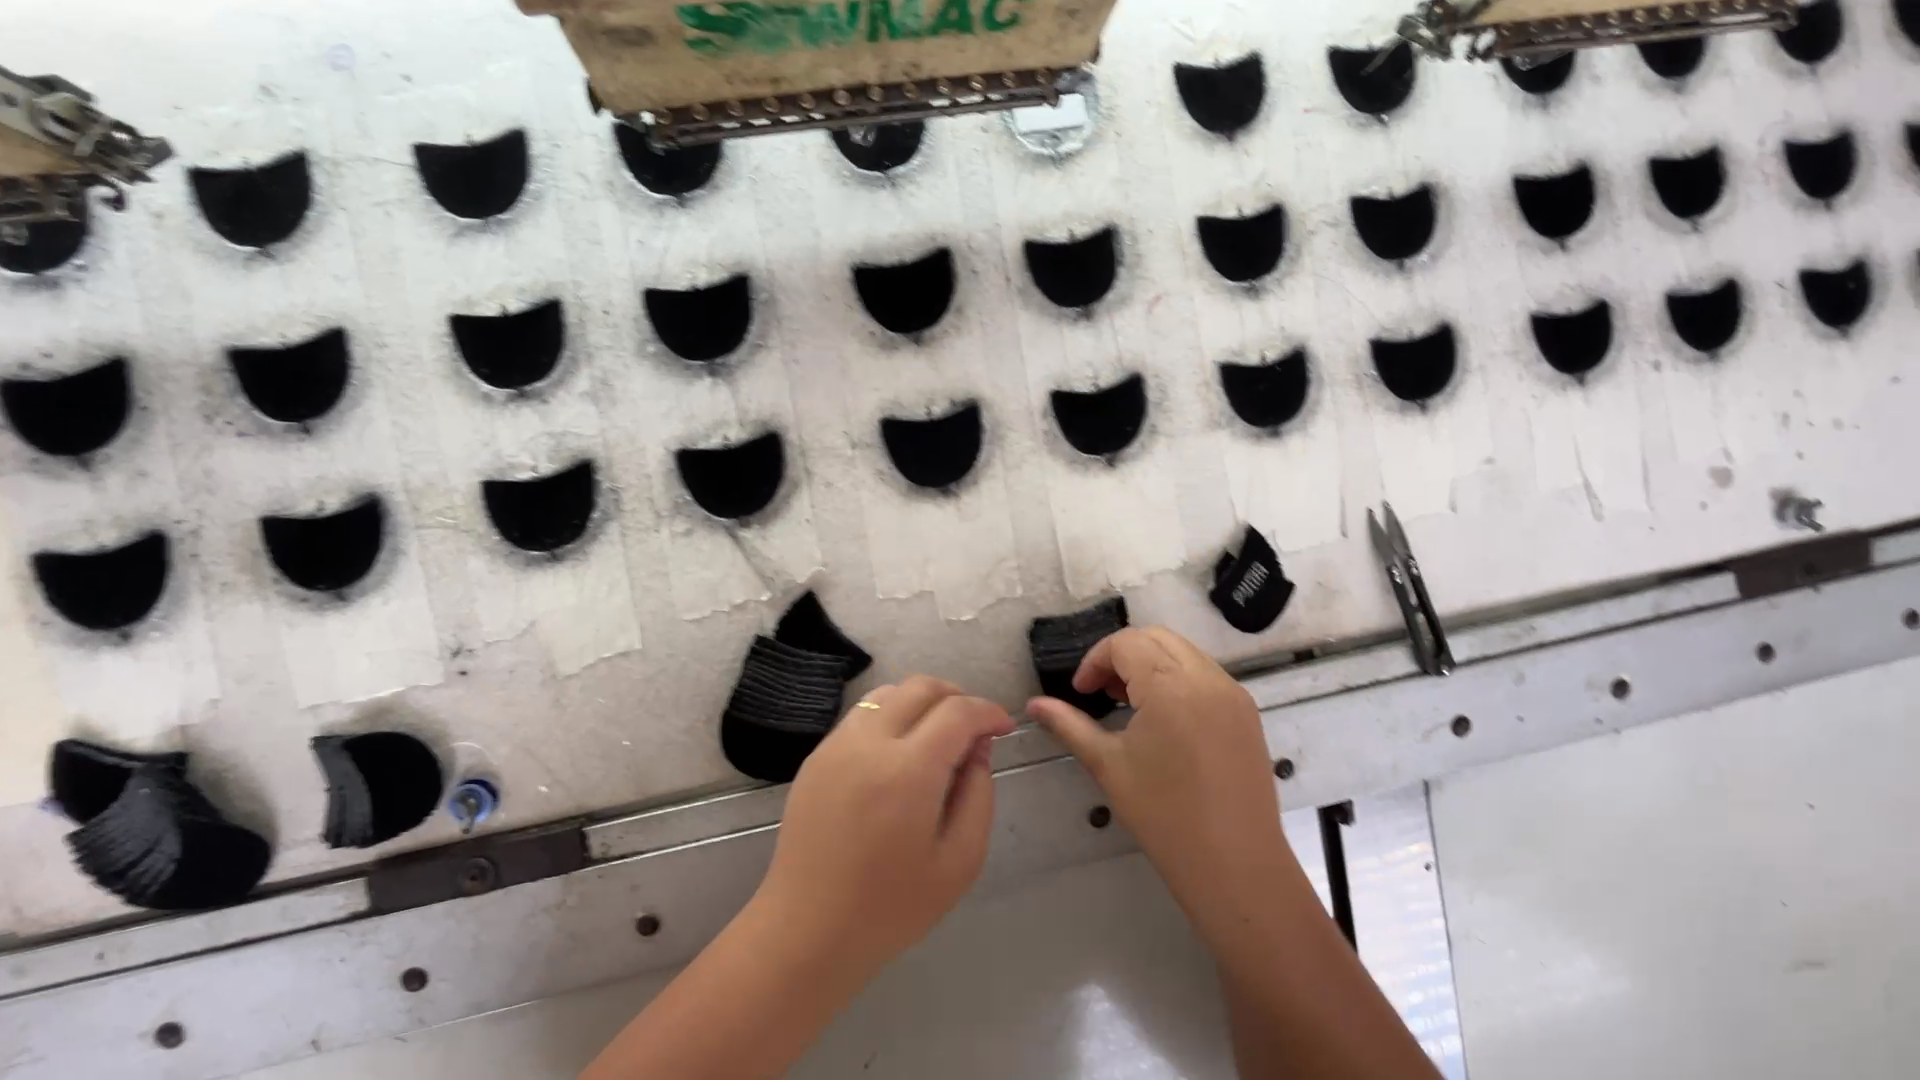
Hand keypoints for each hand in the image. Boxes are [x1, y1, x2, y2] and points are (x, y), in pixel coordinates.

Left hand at [751, 676, 1014, 973]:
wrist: (808, 931)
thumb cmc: (892, 907)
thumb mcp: (959, 861)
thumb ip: (978, 795)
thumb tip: (977, 749)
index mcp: (908, 771)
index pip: (958, 712)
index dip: (989, 712)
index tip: (1005, 728)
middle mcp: (869, 743)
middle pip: (921, 687)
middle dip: (958, 697)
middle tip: (975, 728)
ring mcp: (836, 746)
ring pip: (888, 693)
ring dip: (921, 701)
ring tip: (939, 736)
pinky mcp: (816, 758)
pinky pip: (861, 715)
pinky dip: (891, 716)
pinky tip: (900, 753)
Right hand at [1026, 627, 1287, 908]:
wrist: (1234, 863)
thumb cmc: (1163, 815)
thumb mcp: (1108, 765)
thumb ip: (1069, 725)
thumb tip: (1034, 705)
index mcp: (1171, 687)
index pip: (1127, 643)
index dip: (1096, 660)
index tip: (1082, 693)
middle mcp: (1207, 679)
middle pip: (1157, 638)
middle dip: (1123, 655)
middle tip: (1102, 693)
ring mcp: (1233, 694)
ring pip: (1185, 652)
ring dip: (1152, 664)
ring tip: (1131, 705)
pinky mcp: (1247, 713)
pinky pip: (1207, 675)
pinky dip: (1179, 679)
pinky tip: (1164, 719)